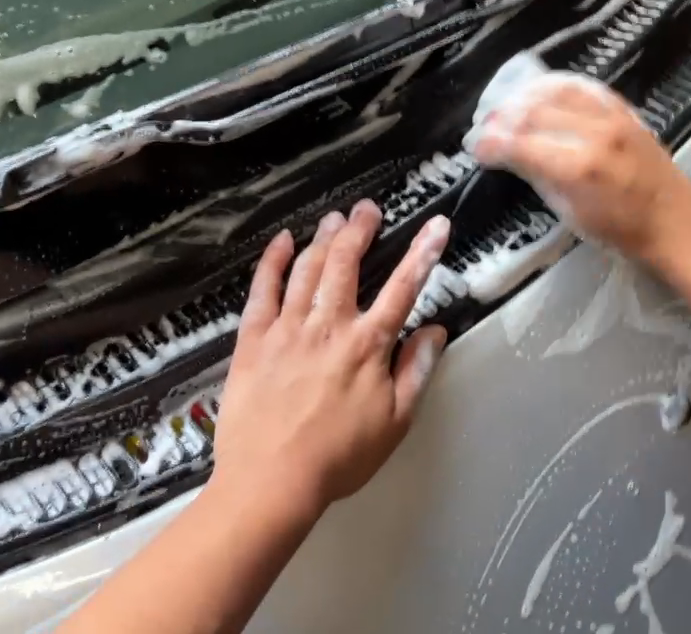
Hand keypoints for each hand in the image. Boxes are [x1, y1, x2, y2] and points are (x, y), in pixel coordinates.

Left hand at [211, 202, 450, 521]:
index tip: (437, 223)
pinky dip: (274, 262)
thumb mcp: (395, 422)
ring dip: (324, 238)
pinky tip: (283, 241)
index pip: (403, 288)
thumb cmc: (340, 457)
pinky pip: (263, 291)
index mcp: (367, 344)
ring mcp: (288, 328)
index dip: (423, 252)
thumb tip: (436, 330)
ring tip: (335, 217)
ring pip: (308, 269)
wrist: (270, 482)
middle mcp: (329, 325)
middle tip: (368, 209)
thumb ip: (416, 370)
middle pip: (347, 264)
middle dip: (360, 230)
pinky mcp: (253, 339)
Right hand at [467, 74, 690, 265]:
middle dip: (502, 117)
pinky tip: (543, 90)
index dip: (491, 144)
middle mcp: (594, 135)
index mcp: (578, 167)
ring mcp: (613, 119)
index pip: (520, 145)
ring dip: (527, 95)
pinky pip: (587, 89)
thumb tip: (510, 156)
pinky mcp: (627, 114)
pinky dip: (560, 86)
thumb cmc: (623, 233)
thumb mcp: (571, 215)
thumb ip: (540, 178)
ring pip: (558, 92)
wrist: (677, 226)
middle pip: (534, 112)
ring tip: (508, 103)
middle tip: (485, 124)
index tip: (475, 146)